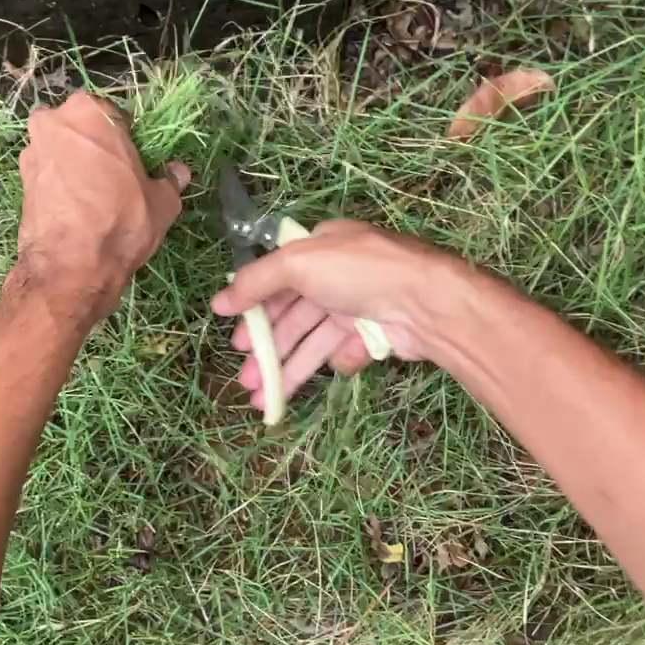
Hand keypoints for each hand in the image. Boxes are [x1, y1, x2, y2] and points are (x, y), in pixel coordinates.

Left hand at [16, 92, 190, 313]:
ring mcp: (31, 153)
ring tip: (96, 205)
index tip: (135, 169)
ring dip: (78, 172)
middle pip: (83, 133)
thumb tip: (179, 172)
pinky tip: (77, 215)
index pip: (116, 118)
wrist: (72, 267)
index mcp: (89, 110)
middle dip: (98, 153)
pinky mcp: (20, 184)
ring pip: (63, 156)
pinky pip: (50, 180)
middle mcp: (53, 121)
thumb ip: (170, 181)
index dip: (128, 145)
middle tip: (116, 186)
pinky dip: (62, 192)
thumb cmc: (121, 222)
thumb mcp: (161, 203)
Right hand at [210, 221, 476, 411]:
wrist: (425, 302)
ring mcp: (357, 307)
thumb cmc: (359, 273)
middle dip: (267, 350)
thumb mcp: (298, 264)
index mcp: (321, 249)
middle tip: (247, 378)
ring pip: (313, 341)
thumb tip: (218, 302)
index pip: (278, 279)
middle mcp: (337, 276)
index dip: (255, 309)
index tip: (237, 339)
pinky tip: (337, 366)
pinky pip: (346, 351)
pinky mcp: (374, 335)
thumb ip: (256, 282)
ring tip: (263, 396)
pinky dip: (338, 360)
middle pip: (293, 317)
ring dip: (287, 368)